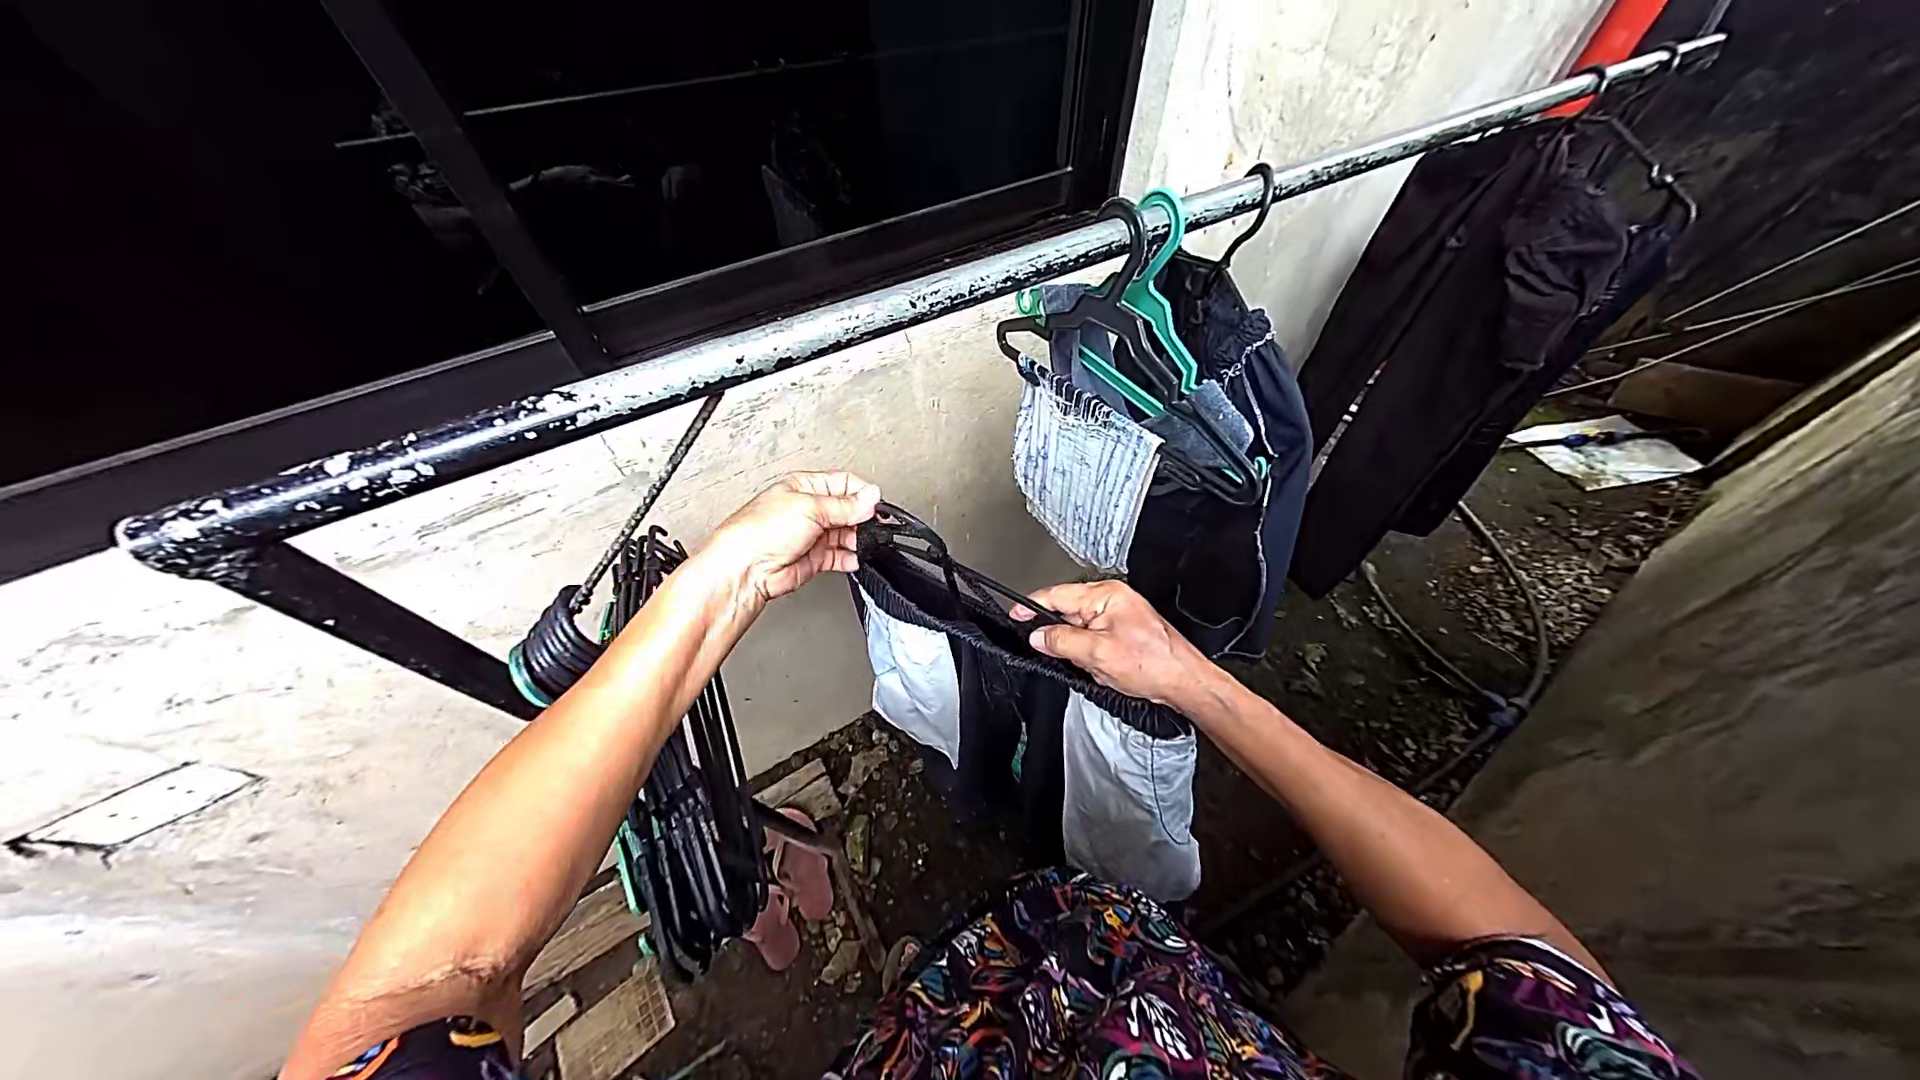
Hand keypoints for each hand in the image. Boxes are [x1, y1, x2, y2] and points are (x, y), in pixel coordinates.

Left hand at [696, 471, 881, 607]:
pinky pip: (840, 556)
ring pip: (846, 533)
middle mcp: (809, 509)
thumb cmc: (759, 532)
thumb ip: (845, 505)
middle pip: (848, 509)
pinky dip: (850, 557)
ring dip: (859, 538)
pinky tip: (854, 557)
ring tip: (865, 542)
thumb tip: (871, 496)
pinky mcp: (814, 557)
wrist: (745, 570)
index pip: (844, 483)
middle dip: (862, 517)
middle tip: (873, 524)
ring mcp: (812, 534)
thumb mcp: (810, 508)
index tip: (876, 504)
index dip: (863, 493)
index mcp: (805, 487)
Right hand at [1010, 580, 1214, 709]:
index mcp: (1105, 595)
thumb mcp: (1097, 654)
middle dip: (1064, 638)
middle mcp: (1112, 599)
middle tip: (1070, 657)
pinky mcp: (1122, 630)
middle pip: (1067, 612)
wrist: (1185, 682)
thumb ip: (1061, 641)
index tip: (1015, 614)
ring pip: (1080, 629)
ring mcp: (1118, 614)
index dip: (1032, 606)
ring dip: (1081, 651)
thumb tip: (1037, 635)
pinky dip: (1092, 655)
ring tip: (1100, 666)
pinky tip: (1106, 668)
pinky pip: (1093, 639)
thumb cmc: (1154, 664)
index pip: (1057, 594)